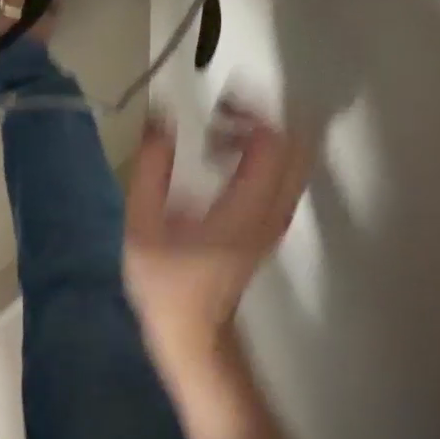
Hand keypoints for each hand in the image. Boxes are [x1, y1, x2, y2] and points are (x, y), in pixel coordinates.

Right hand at [124, 103, 313, 360]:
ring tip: (214, 132)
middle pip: (296, 145)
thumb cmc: (164, 284)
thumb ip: (152, 169)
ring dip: (262, 133)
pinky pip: (283, 173)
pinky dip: (262, 152)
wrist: (193, 335)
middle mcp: (272, 211)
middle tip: (219, 112)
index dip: (251, 111)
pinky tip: (221, 155)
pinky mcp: (271, 224)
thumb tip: (161, 118)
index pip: (273, 142)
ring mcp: (277, 219)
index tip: (215, 103)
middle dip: (263, 116)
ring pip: (294, 158)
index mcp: (245, 209)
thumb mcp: (143, 225)